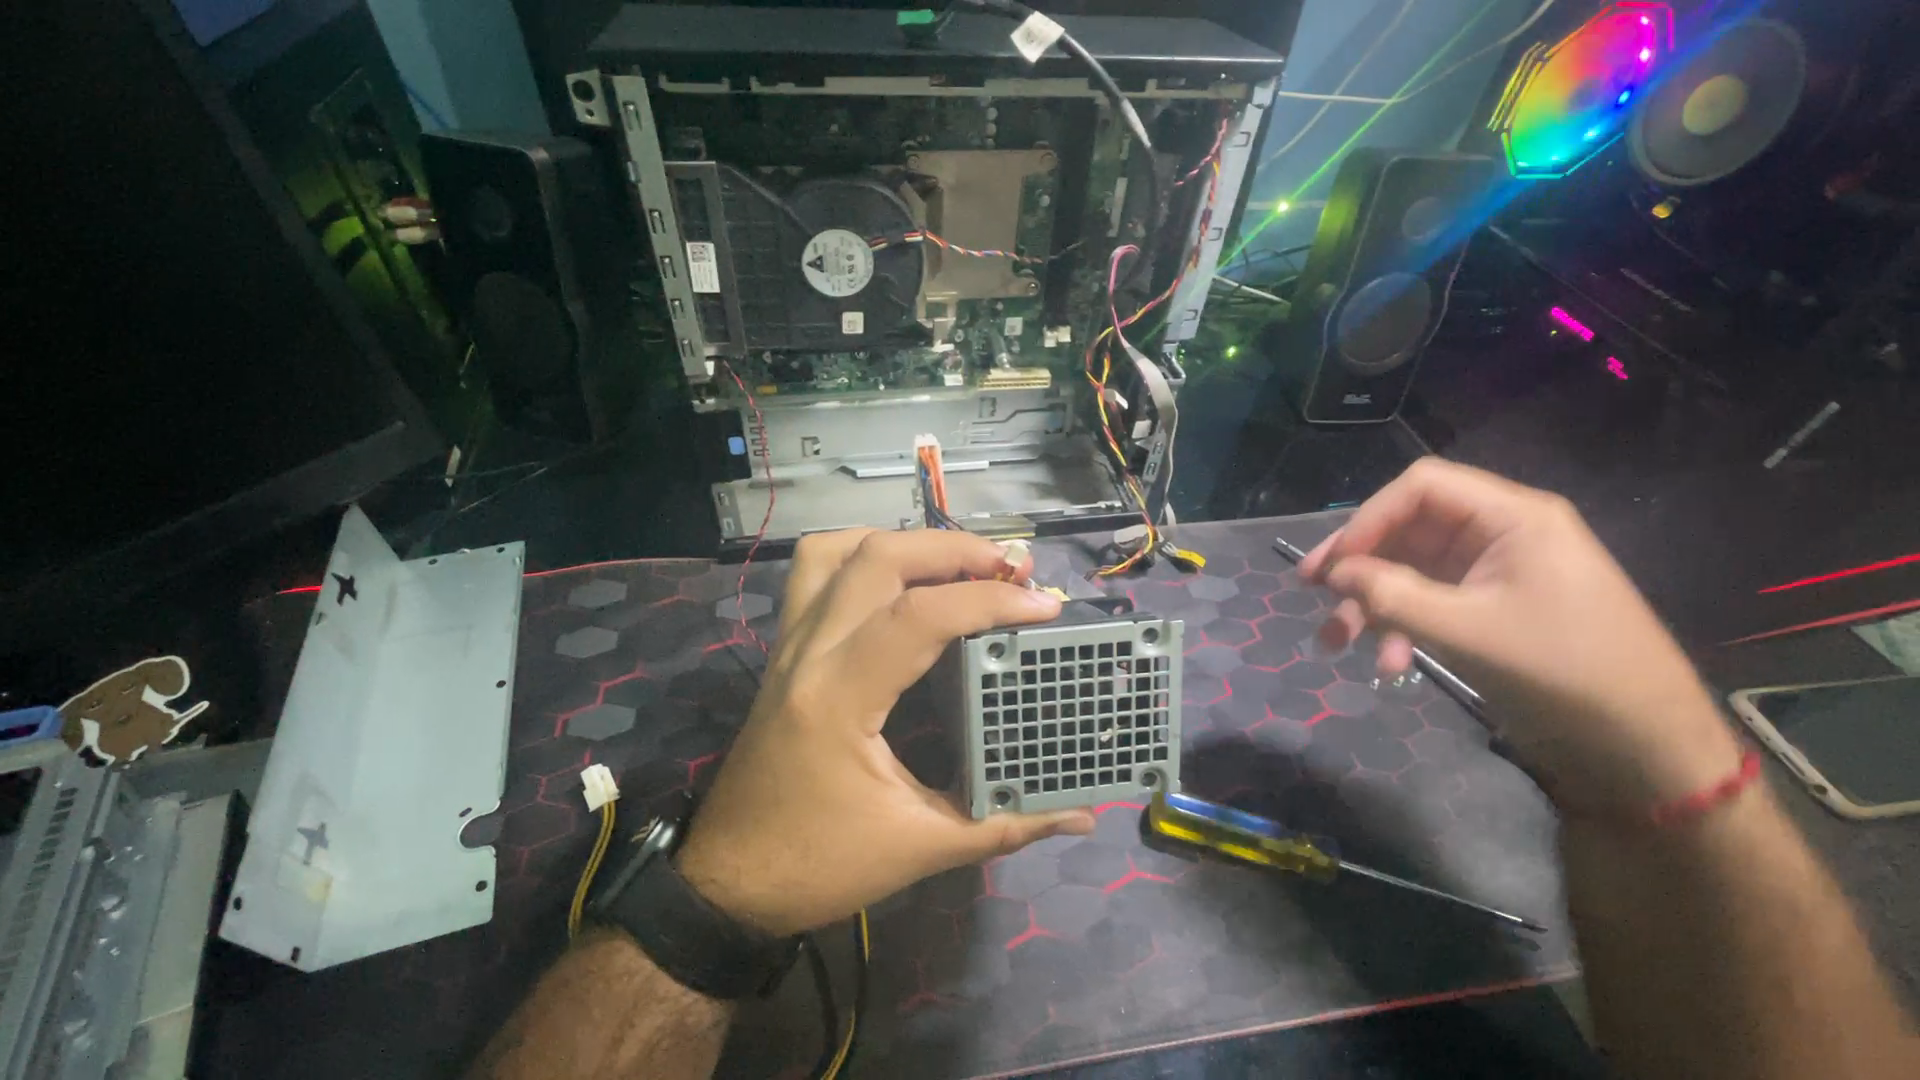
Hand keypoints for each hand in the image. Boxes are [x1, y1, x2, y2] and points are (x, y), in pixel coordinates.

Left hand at [675, 529, 1096, 935]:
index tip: (1044, 606)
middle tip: (1012, 567)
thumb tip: (1080, 817)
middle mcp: (807, 654)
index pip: (919, 617)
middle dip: (954, 550)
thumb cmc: (817, 866)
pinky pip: (813, 574)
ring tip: (957, 562)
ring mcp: (788, 646)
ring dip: (903, 542)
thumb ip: (1005, 824)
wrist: (727, 881)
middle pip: (878, 558)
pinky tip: (899, 577)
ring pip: (835, 551)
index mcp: (839, 699)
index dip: (989, 600)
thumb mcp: (918, 850)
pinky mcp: (783, 651)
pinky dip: (861, 555)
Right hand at [1299, 458, 1742, 813]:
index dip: (1369, 517)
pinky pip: (1430, 602)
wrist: (1643, 744)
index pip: (1422, 487)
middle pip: (1410, 528)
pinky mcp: (1492, 609)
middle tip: (1310, 590)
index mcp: (1512, 517)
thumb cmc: (1563, 671)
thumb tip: (1333, 573)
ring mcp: (1496, 572)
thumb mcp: (1468, 631)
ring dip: (1373, 603)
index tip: (1334, 563)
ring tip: (1337, 643)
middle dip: (1360, 563)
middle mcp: (1501, 534)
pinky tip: (1391, 662)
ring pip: (1412, 569)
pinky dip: (1402, 625)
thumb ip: (1393, 595)